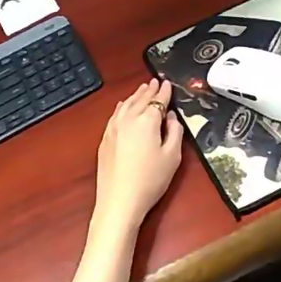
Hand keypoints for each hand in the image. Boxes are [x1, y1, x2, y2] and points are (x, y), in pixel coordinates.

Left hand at [94, 80, 183, 235]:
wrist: (119, 200)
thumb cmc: (150, 180)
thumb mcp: (172, 157)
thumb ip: (175, 132)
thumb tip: (171, 117)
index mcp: (147, 121)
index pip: (158, 101)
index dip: (165, 92)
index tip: (168, 84)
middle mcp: (128, 119)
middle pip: (140, 99)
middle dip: (149, 90)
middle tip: (155, 82)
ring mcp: (114, 128)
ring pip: (126, 104)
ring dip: (135, 95)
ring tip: (142, 89)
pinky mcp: (105, 138)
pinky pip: (115, 114)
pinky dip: (122, 106)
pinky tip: (124, 106)